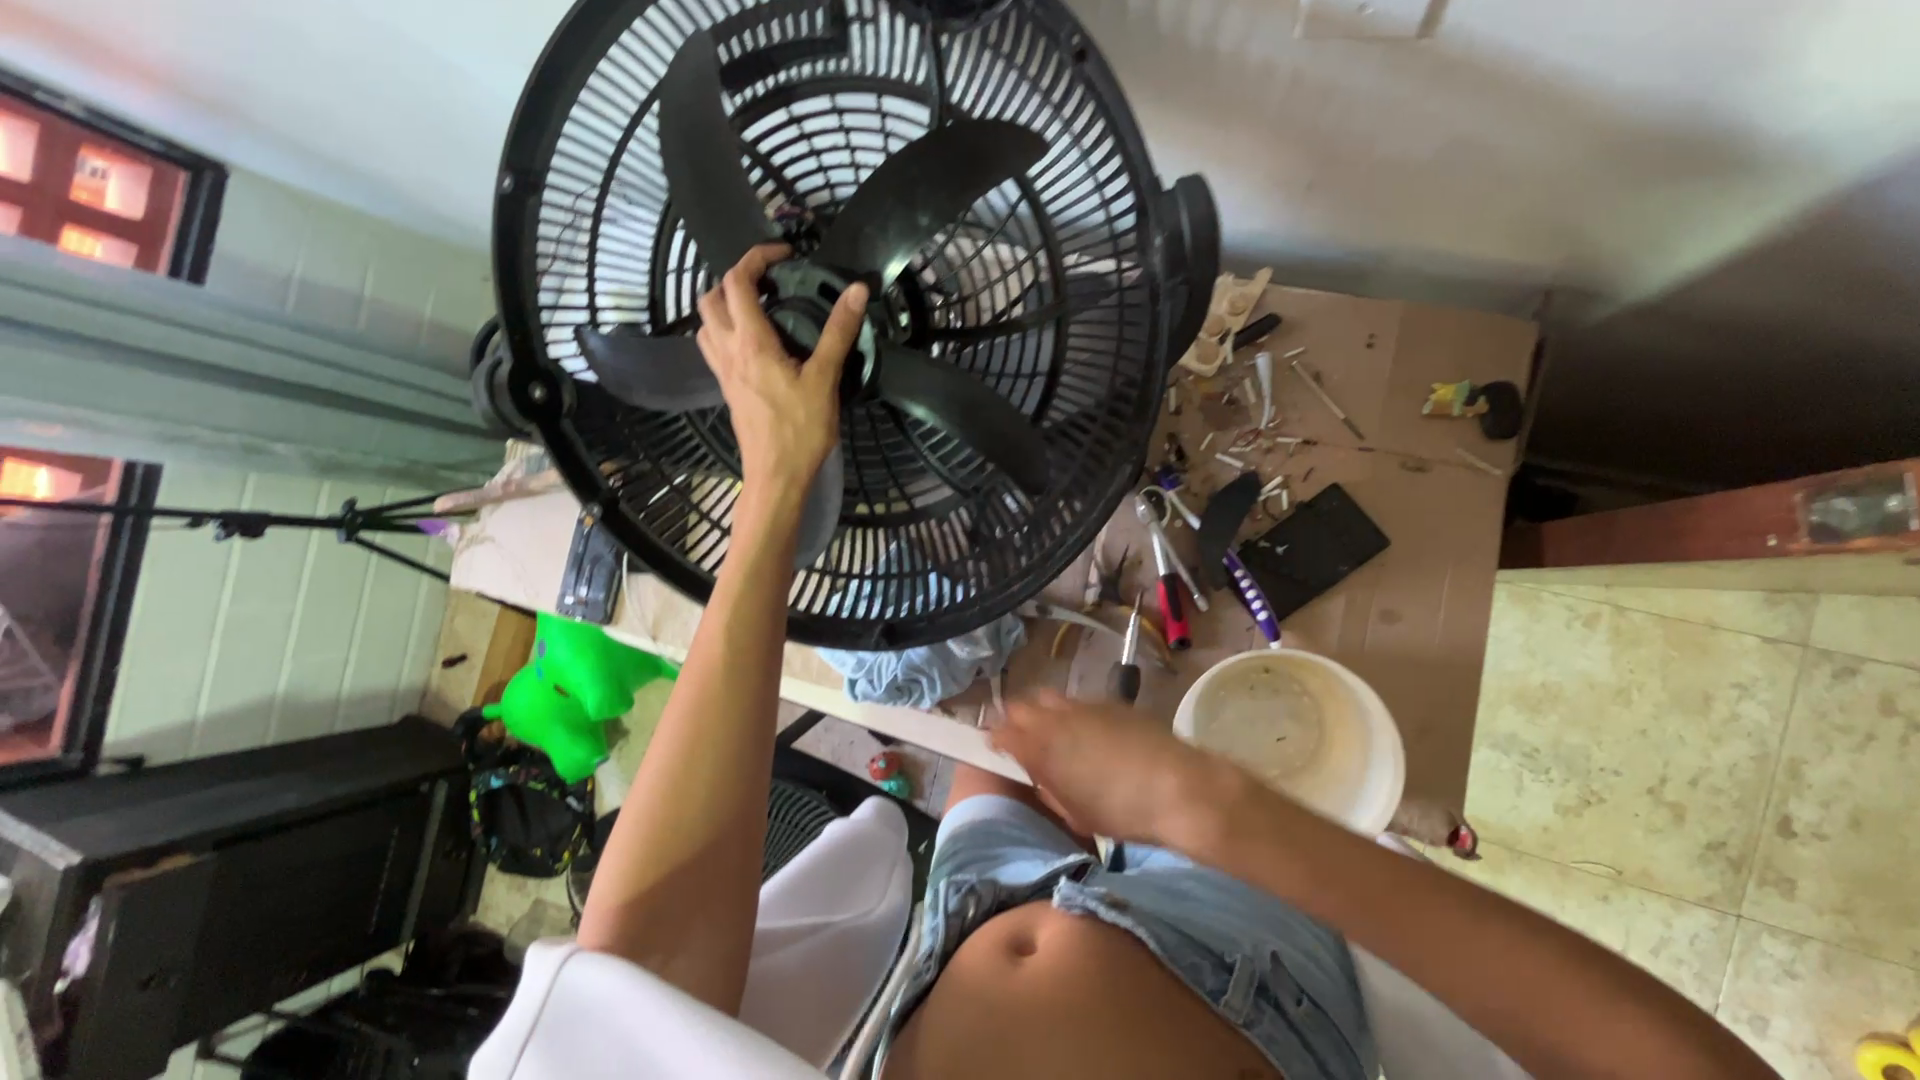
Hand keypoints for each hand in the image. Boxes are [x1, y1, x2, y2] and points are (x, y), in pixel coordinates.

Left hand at [695, 244, 868, 504]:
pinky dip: (726, 331)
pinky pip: (713, 347)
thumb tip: (855, 289)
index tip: (785, 255)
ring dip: (725, 305)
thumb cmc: (800, 430)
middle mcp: (728, 350)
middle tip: (770, 282)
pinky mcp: (727, 389)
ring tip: (760, 309)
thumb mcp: (825, 379)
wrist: (776, 477)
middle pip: (711, 297)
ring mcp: (723, 371)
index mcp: (750, 341)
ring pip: (706, 323)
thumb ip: (838, 331)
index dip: (756, 257)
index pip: (737, 281)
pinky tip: (754, 343)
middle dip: (735, 279)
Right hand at [990, 690, 1261, 850]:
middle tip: (1020, 739)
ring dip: (1042, 712)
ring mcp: (1085, 705)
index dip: (994, 739)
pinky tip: (1087, 732)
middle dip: (1015, 720)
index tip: (995, 749)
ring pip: (1048, 697)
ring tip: (1053, 733)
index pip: (1001, 732)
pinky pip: (1078, 701)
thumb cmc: (1123, 813)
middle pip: (1020, 706)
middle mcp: (1057, 718)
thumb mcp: (1075, 813)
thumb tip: (1037, 772)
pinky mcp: (1112, 702)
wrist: (1180, 789)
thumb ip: (1048, 787)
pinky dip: (1072, 712)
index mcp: (1041, 748)